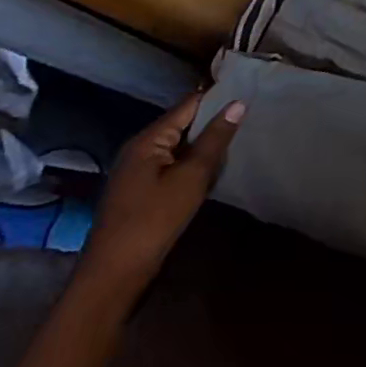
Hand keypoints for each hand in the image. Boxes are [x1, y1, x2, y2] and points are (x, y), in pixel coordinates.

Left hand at [78, 91, 244, 287]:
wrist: (114, 273)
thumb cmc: (154, 220)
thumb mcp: (191, 178)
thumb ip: (214, 140)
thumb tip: (238, 103)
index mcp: (148, 138)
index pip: (188, 104)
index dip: (216, 98)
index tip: (247, 93)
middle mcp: (139, 147)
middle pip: (182, 123)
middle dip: (212, 121)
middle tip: (250, 117)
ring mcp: (138, 170)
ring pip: (178, 146)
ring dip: (204, 144)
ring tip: (239, 138)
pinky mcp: (140, 190)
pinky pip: (172, 165)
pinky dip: (192, 163)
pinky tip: (214, 169)